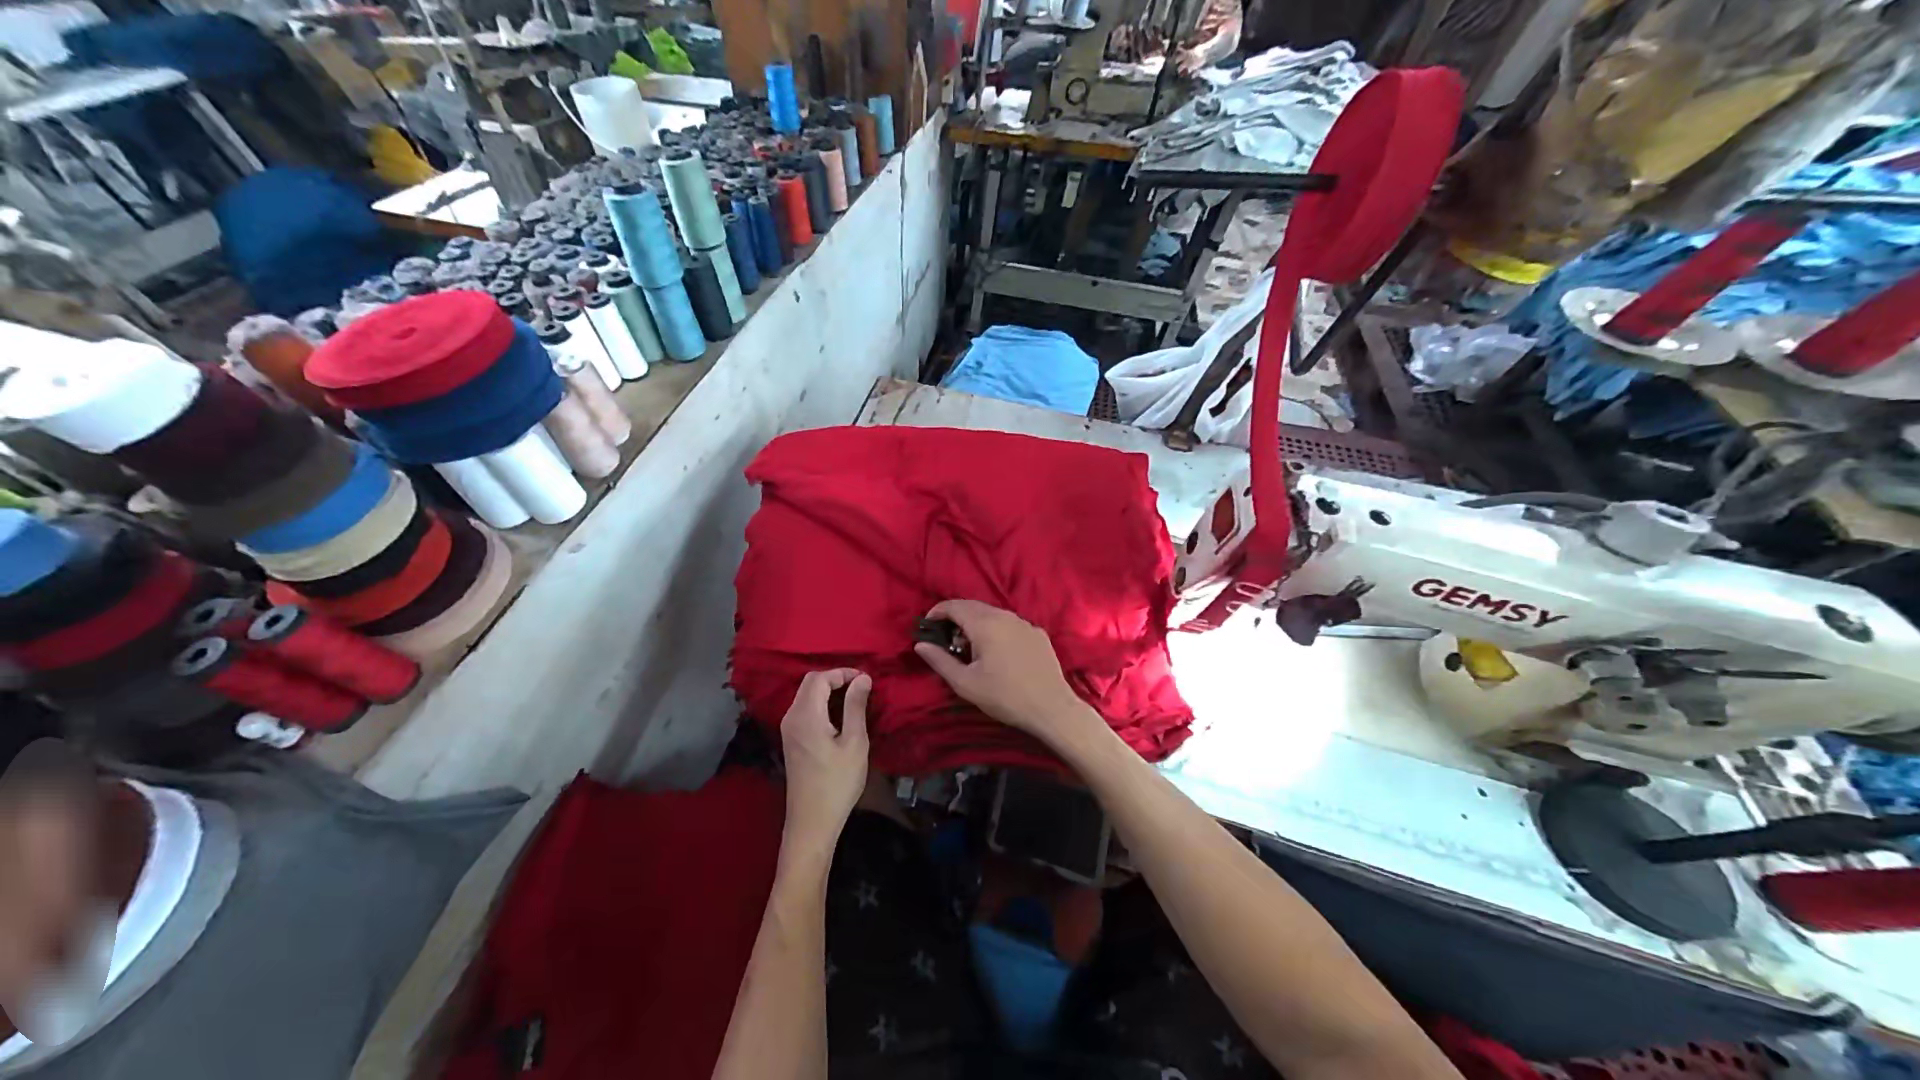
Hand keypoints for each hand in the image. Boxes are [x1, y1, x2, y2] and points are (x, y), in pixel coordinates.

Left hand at [780, 669, 870, 850]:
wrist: (812, 821)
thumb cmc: (837, 782)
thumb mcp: (854, 743)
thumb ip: (856, 707)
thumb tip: (862, 678)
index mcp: (806, 715)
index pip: (819, 678)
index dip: (842, 673)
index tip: (866, 681)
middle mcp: (791, 717)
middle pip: (810, 683)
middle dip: (835, 679)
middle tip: (861, 689)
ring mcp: (788, 729)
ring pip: (806, 696)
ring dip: (828, 692)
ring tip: (854, 701)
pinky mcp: (791, 740)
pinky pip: (804, 709)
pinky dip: (821, 704)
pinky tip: (839, 717)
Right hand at [913, 600, 1095, 743]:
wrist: (1051, 708)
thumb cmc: (1004, 696)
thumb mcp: (965, 683)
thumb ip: (940, 661)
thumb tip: (921, 645)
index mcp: (985, 624)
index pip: (954, 606)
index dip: (937, 612)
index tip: (928, 626)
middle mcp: (1005, 616)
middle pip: (973, 606)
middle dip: (956, 618)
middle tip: (947, 641)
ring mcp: (1024, 623)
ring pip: (993, 614)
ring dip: (977, 624)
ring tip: (970, 648)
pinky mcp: (1038, 633)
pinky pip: (1010, 624)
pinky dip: (996, 630)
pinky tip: (997, 653)